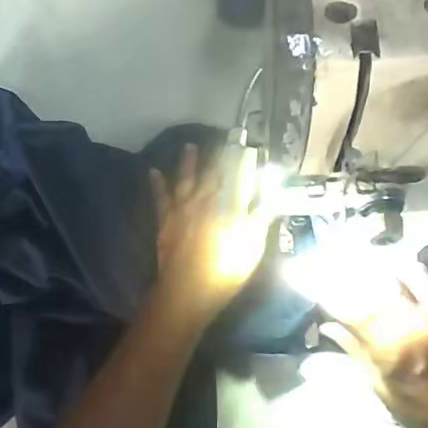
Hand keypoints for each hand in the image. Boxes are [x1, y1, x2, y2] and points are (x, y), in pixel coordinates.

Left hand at [148, 142, 270, 326]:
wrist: (188, 289)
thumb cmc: (227, 269)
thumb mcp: (254, 244)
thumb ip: (261, 216)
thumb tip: (273, 194)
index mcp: (229, 202)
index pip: (238, 173)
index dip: (242, 157)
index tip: (246, 143)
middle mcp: (205, 198)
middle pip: (211, 171)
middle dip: (217, 154)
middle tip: (221, 138)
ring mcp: (182, 208)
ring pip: (186, 178)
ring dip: (188, 161)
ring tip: (189, 145)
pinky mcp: (166, 220)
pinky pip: (161, 196)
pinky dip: (158, 183)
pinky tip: (153, 171)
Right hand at [317, 262, 427, 427]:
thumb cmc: (425, 416)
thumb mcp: (382, 389)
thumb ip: (356, 351)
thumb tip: (330, 327)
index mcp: (392, 347)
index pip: (352, 308)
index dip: (331, 298)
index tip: (320, 294)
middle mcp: (418, 321)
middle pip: (379, 282)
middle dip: (357, 279)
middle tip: (347, 280)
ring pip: (412, 271)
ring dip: (392, 271)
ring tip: (383, 276)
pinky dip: (425, 276)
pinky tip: (416, 282)